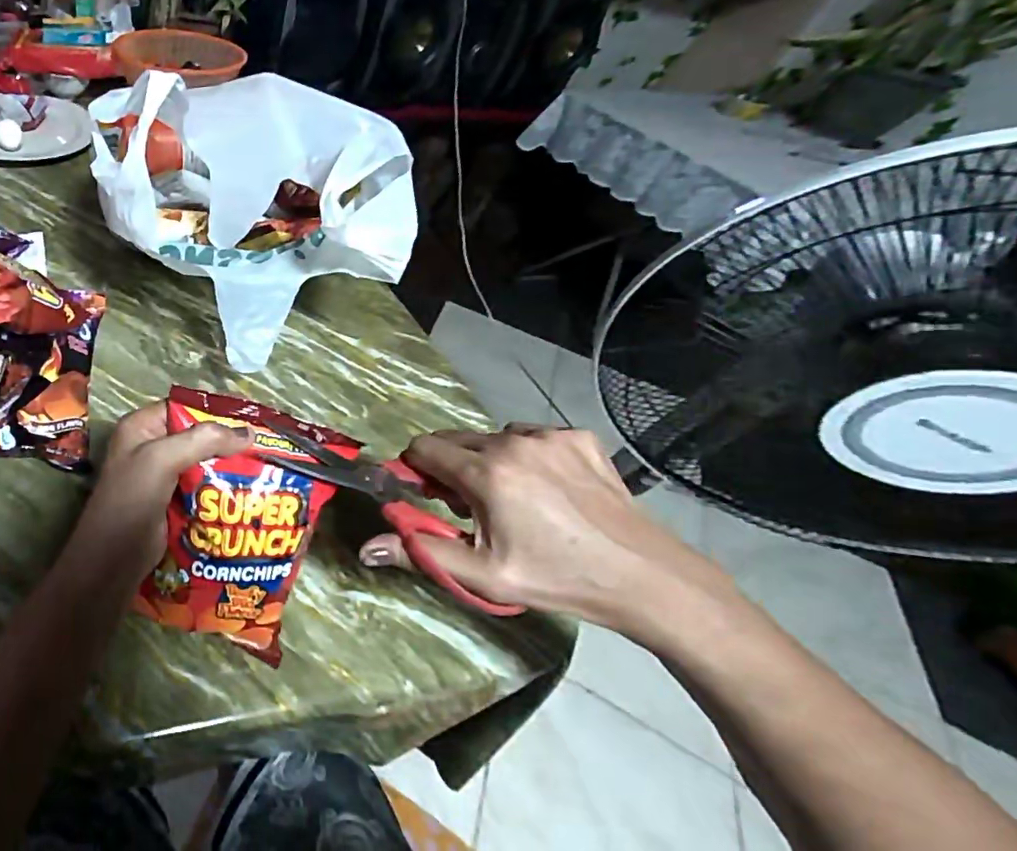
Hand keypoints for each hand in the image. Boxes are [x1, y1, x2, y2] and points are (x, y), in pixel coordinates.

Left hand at [84, 404, 251, 577]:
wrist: (112, 560)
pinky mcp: (172, 505)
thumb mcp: (161, 459)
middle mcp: (149, 448)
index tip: (250, 422)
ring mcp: (160, 478)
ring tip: (264, 474)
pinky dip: (221, 494)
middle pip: (196, 438)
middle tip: (265, 451)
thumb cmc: (131, 500)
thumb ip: (202, 440)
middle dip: (227, 445)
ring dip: (228, 471)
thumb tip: (249, 432)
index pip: (182, 408)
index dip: (214, 413)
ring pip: (202, 466)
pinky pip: (202, 491)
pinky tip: (247, 497)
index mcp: (140, 428)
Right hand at [360, 424, 735, 637]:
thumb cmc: (559, 580)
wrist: (650, 580)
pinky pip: (530, 436)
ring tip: (514, 498)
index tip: (434, 499)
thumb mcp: (485, 575)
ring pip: (490, 438)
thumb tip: (366, 549)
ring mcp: (551, 436)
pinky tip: (548, 488)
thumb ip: (421, 553)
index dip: (418, 472)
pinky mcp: (579, 437)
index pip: (422, 448)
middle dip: (451, 468)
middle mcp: (513, 442)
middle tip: (474, 508)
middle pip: (454, 440)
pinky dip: (525, 455)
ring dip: (486, 460)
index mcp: (486, 472)